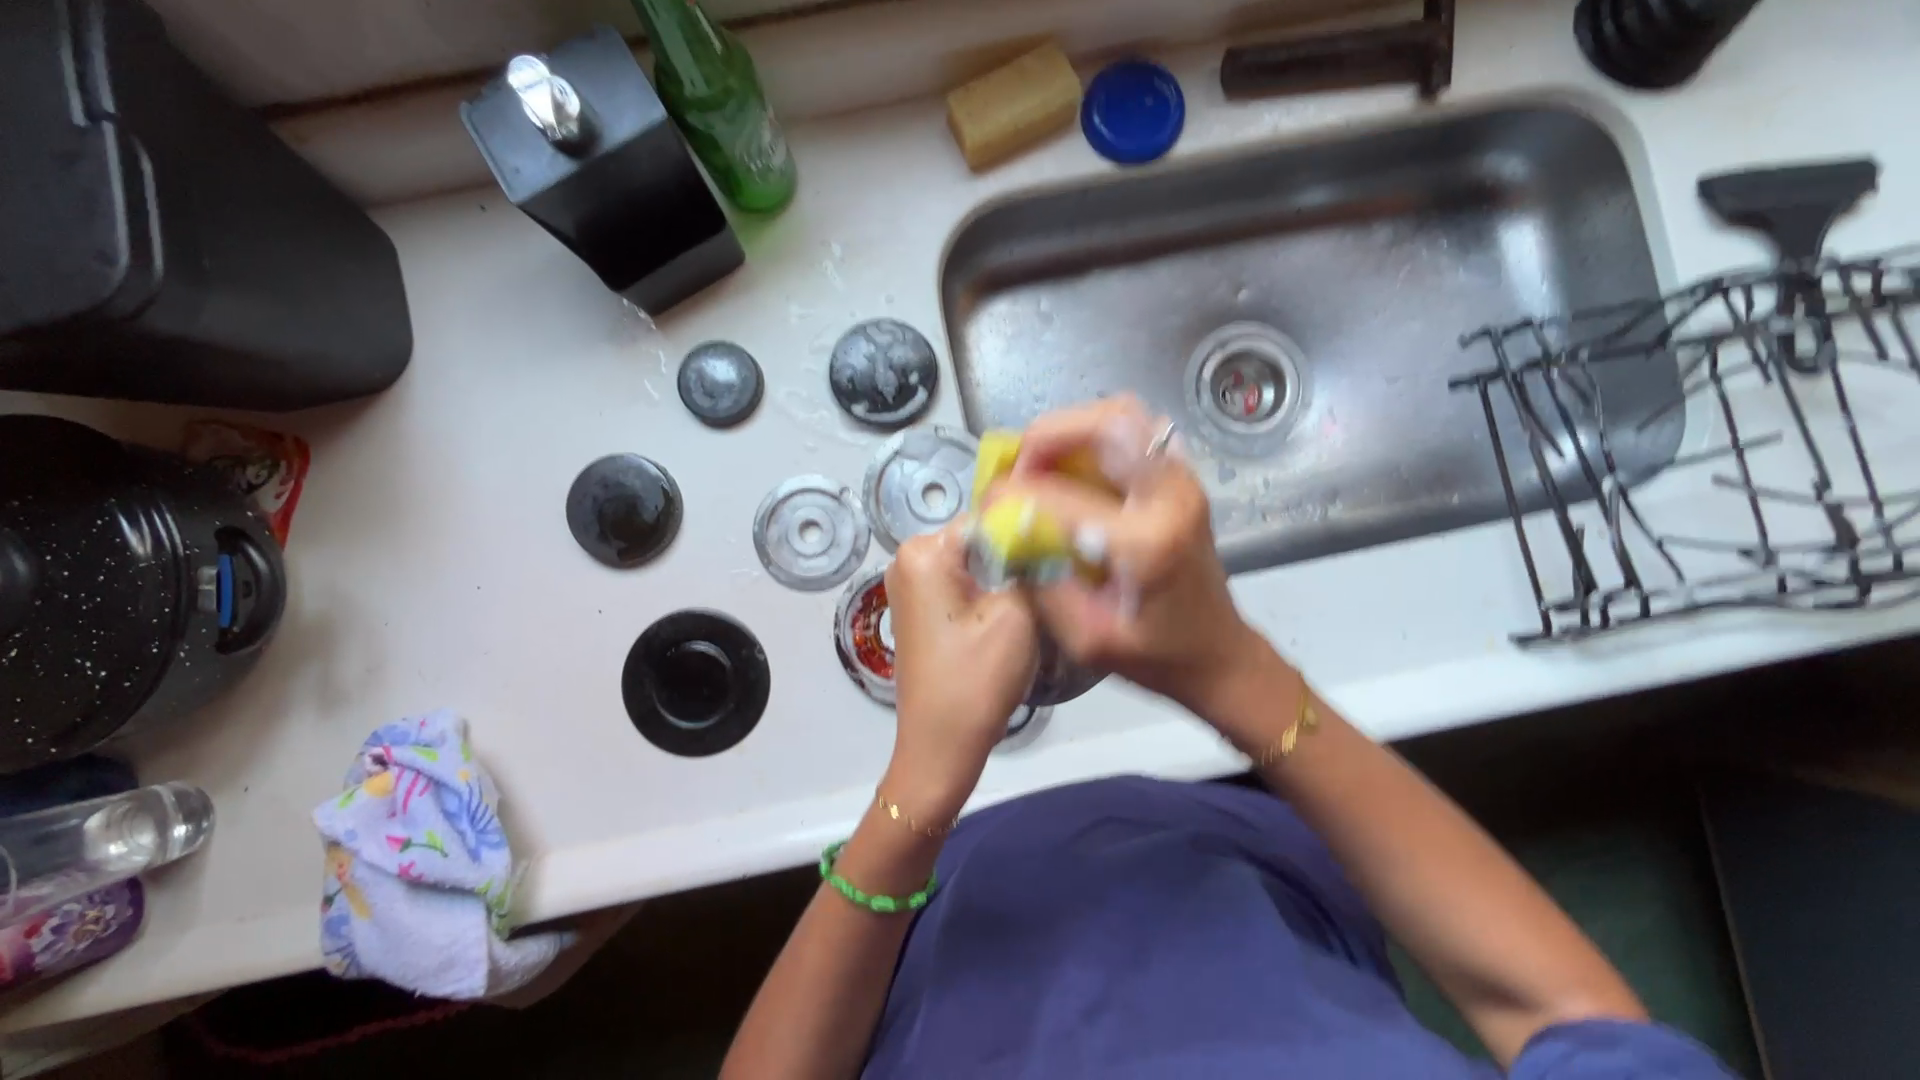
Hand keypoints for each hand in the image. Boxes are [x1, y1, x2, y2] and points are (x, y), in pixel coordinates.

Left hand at [882, 525, 1038, 818]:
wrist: (941, 747)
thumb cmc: (977, 679)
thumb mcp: (1019, 613)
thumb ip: (1031, 563)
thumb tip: (1046, 536)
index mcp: (923, 551)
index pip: (991, 517)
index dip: (1031, 533)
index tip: (1066, 552)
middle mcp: (907, 559)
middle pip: (981, 539)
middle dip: (1017, 556)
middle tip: (1057, 579)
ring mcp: (909, 586)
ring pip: (975, 564)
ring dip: (1006, 578)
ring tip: (1040, 601)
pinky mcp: (919, 611)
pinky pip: (962, 586)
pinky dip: (988, 596)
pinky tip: (1014, 617)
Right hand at [991, 397, 1270, 717]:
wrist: (1217, 654)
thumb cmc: (1156, 657)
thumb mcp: (1087, 640)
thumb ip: (1043, 586)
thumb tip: (1006, 534)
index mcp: (1149, 543)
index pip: (1067, 497)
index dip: (1017, 494)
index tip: (988, 503)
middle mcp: (1171, 497)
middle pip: (1107, 424)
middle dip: (1046, 437)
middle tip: (1017, 470)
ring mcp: (1182, 480)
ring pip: (1123, 415)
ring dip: (1070, 429)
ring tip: (1040, 464)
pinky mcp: (1181, 478)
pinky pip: (1134, 430)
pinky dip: (1091, 435)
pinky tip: (1070, 467)